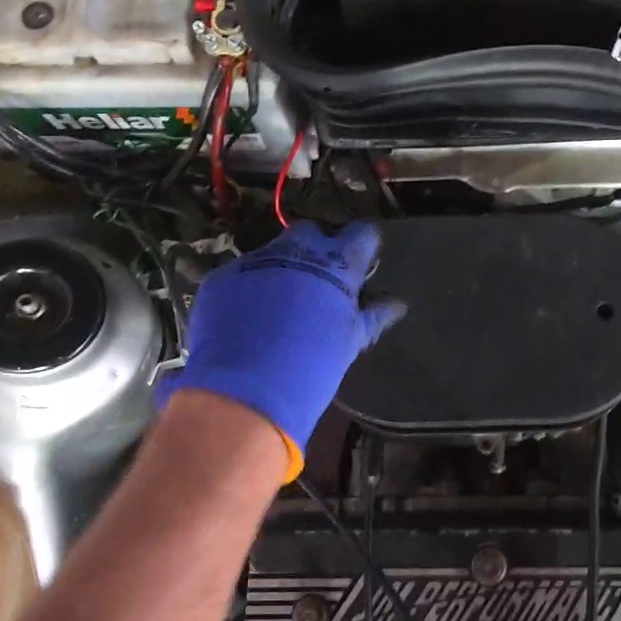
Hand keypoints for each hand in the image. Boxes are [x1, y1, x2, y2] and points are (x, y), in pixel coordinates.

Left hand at [156, 221, 403, 479]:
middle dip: (315, 247)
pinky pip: (241, 273)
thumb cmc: (314, 365)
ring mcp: (255, 260)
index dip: (363, 245)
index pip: (362, 233)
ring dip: (280, 267)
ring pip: (272, 251)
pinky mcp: (222, 277)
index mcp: (338, 264)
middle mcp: (297, 250)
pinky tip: (247, 318)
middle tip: (318, 281)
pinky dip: (248, 287)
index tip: (361, 261)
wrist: (247, 390)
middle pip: (311, 231)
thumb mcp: (350, 341)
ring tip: (278, 304)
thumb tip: (398, 304)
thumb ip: (373, 317)